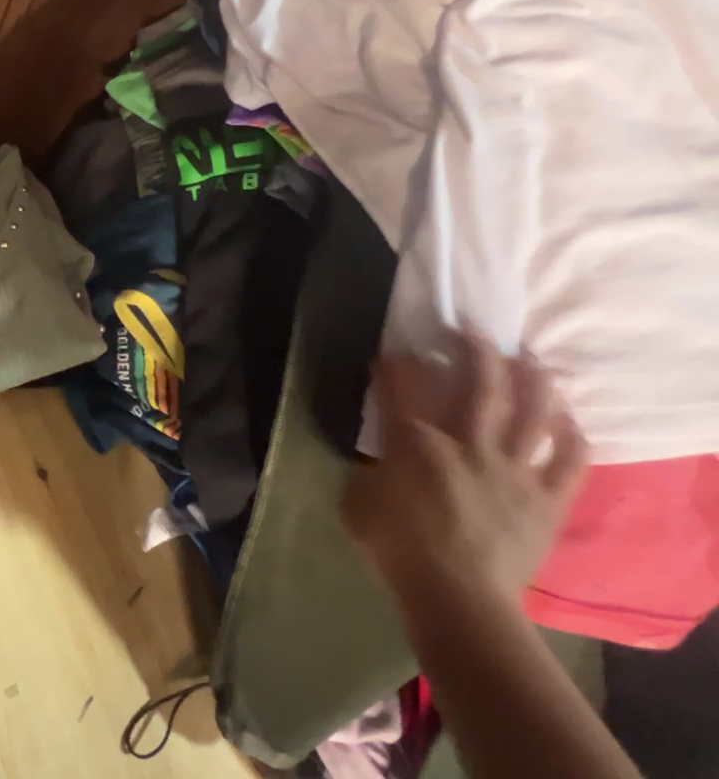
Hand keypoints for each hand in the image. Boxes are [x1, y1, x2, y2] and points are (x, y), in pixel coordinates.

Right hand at [343, 331, 588, 610]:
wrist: (458, 598)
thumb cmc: (396, 548)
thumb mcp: (359, 500)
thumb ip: (373, 470)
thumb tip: (382, 460)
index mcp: (415, 445)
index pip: (401, 391)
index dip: (394, 367)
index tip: (390, 352)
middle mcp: (468, 446)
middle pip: (479, 387)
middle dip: (474, 352)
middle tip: (471, 330)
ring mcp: (514, 471)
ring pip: (531, 414)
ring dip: (532, 380)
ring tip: (528, 358)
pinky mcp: (547, 498)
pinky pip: (569, 461)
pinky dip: (570, 435)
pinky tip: (566, 418)